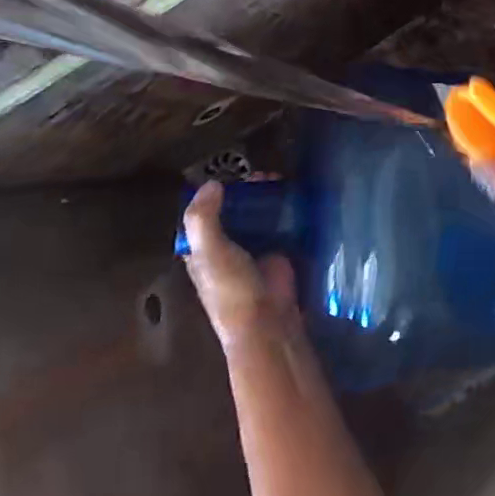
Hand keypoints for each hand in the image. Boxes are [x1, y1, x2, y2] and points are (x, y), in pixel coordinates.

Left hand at [181, 181, 300, 349]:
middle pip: (234, 210)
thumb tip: (211, 183)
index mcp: (202, 249)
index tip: (230, 175)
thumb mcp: (209, 252)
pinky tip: (292, 194)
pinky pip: (281, 224)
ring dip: (266, 197)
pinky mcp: (279, 250)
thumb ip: (204, 218)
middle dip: (246, 191)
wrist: (267, 320)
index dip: (214, 194)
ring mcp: (254, 248)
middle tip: (261, 175)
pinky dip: (285, 209)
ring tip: (278, 179)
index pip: (203, 214)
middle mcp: (227, 246)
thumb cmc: (231, 289)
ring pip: (258, 214)